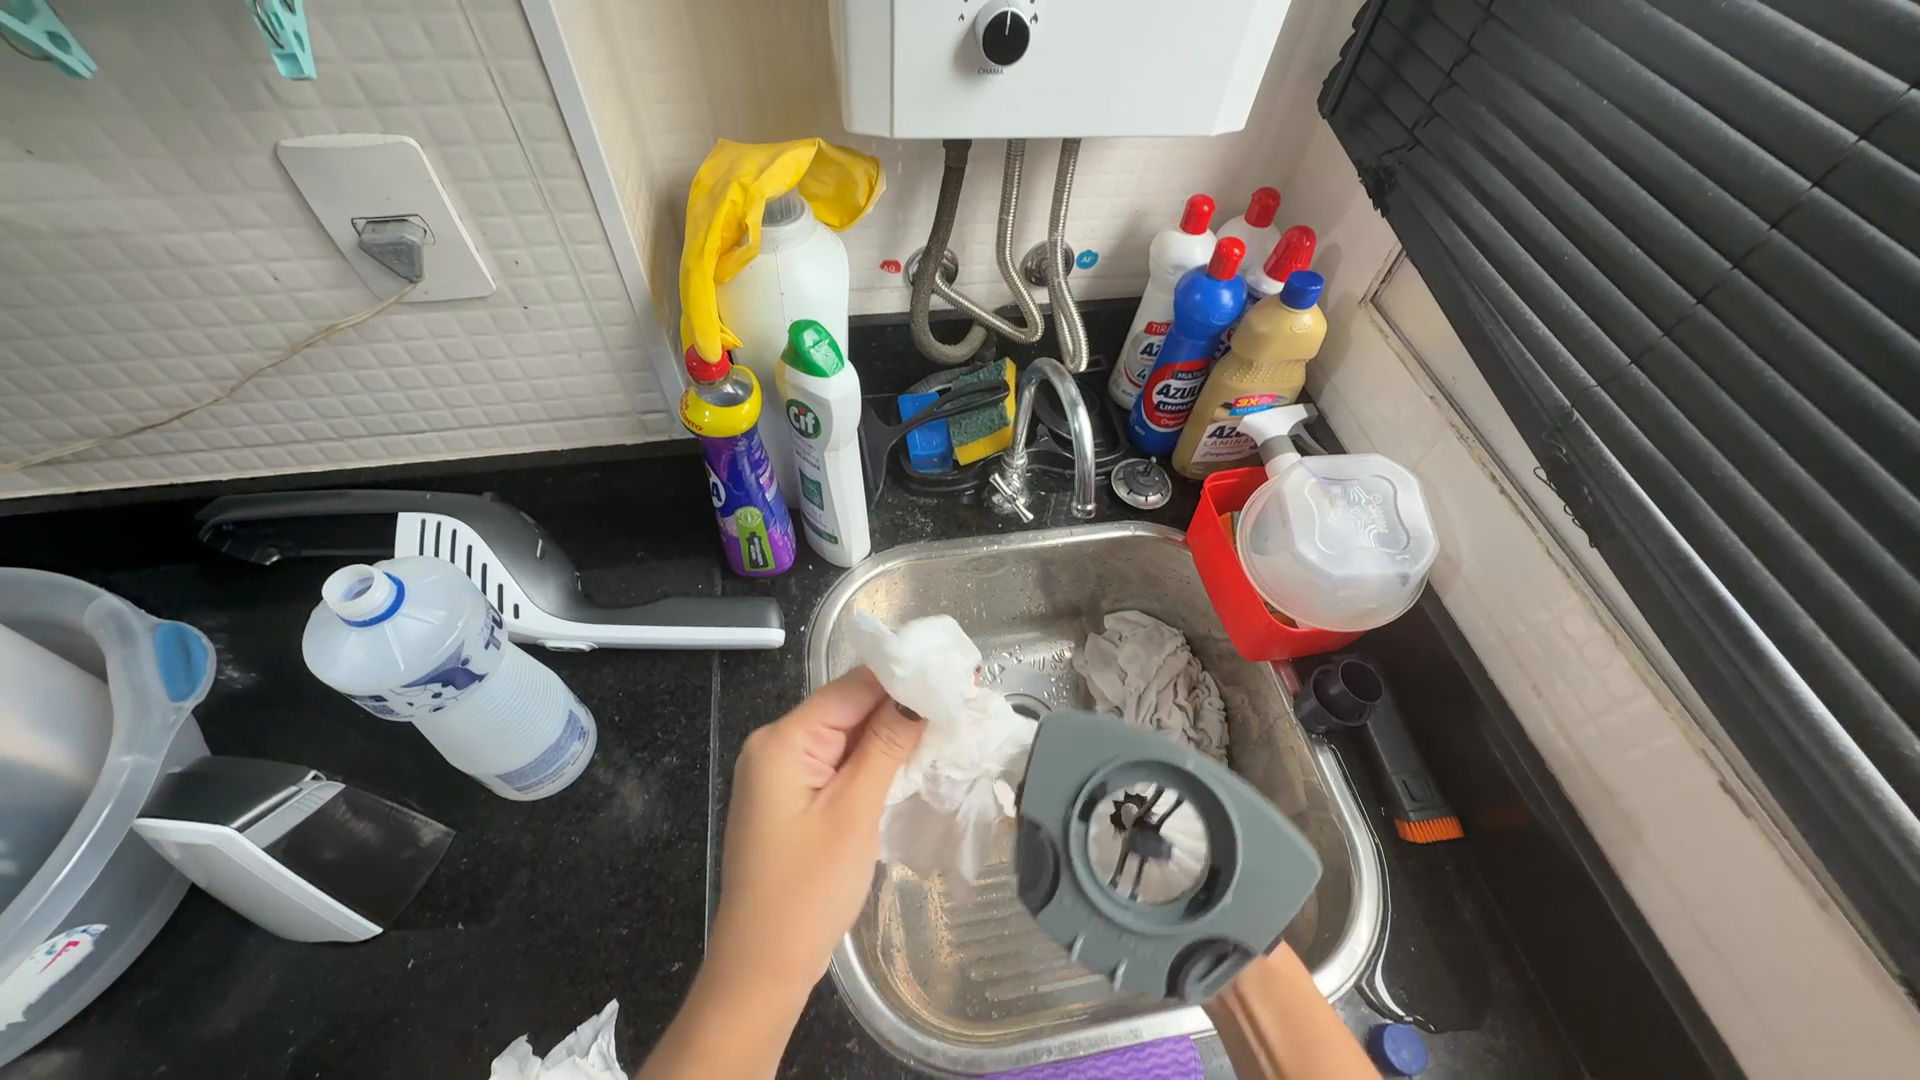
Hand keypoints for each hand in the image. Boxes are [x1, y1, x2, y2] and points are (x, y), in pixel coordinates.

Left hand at [709, 667, 924, 993]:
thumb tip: (919, 696)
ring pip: (847, 736)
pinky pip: (839, 763)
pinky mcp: (794, 799)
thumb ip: (887, 746)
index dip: (902, 677)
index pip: (851, 687)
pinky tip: (911, 760)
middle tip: (959, 700)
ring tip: (946, 725)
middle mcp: (776, 746)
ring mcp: (783, 774)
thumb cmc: (807, 890)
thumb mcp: (854, 812)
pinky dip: (873, 761)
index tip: (952, 673)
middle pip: (848, 707)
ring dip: (891, 733)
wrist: (763, 967)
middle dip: (900, 705)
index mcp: (783, 740)